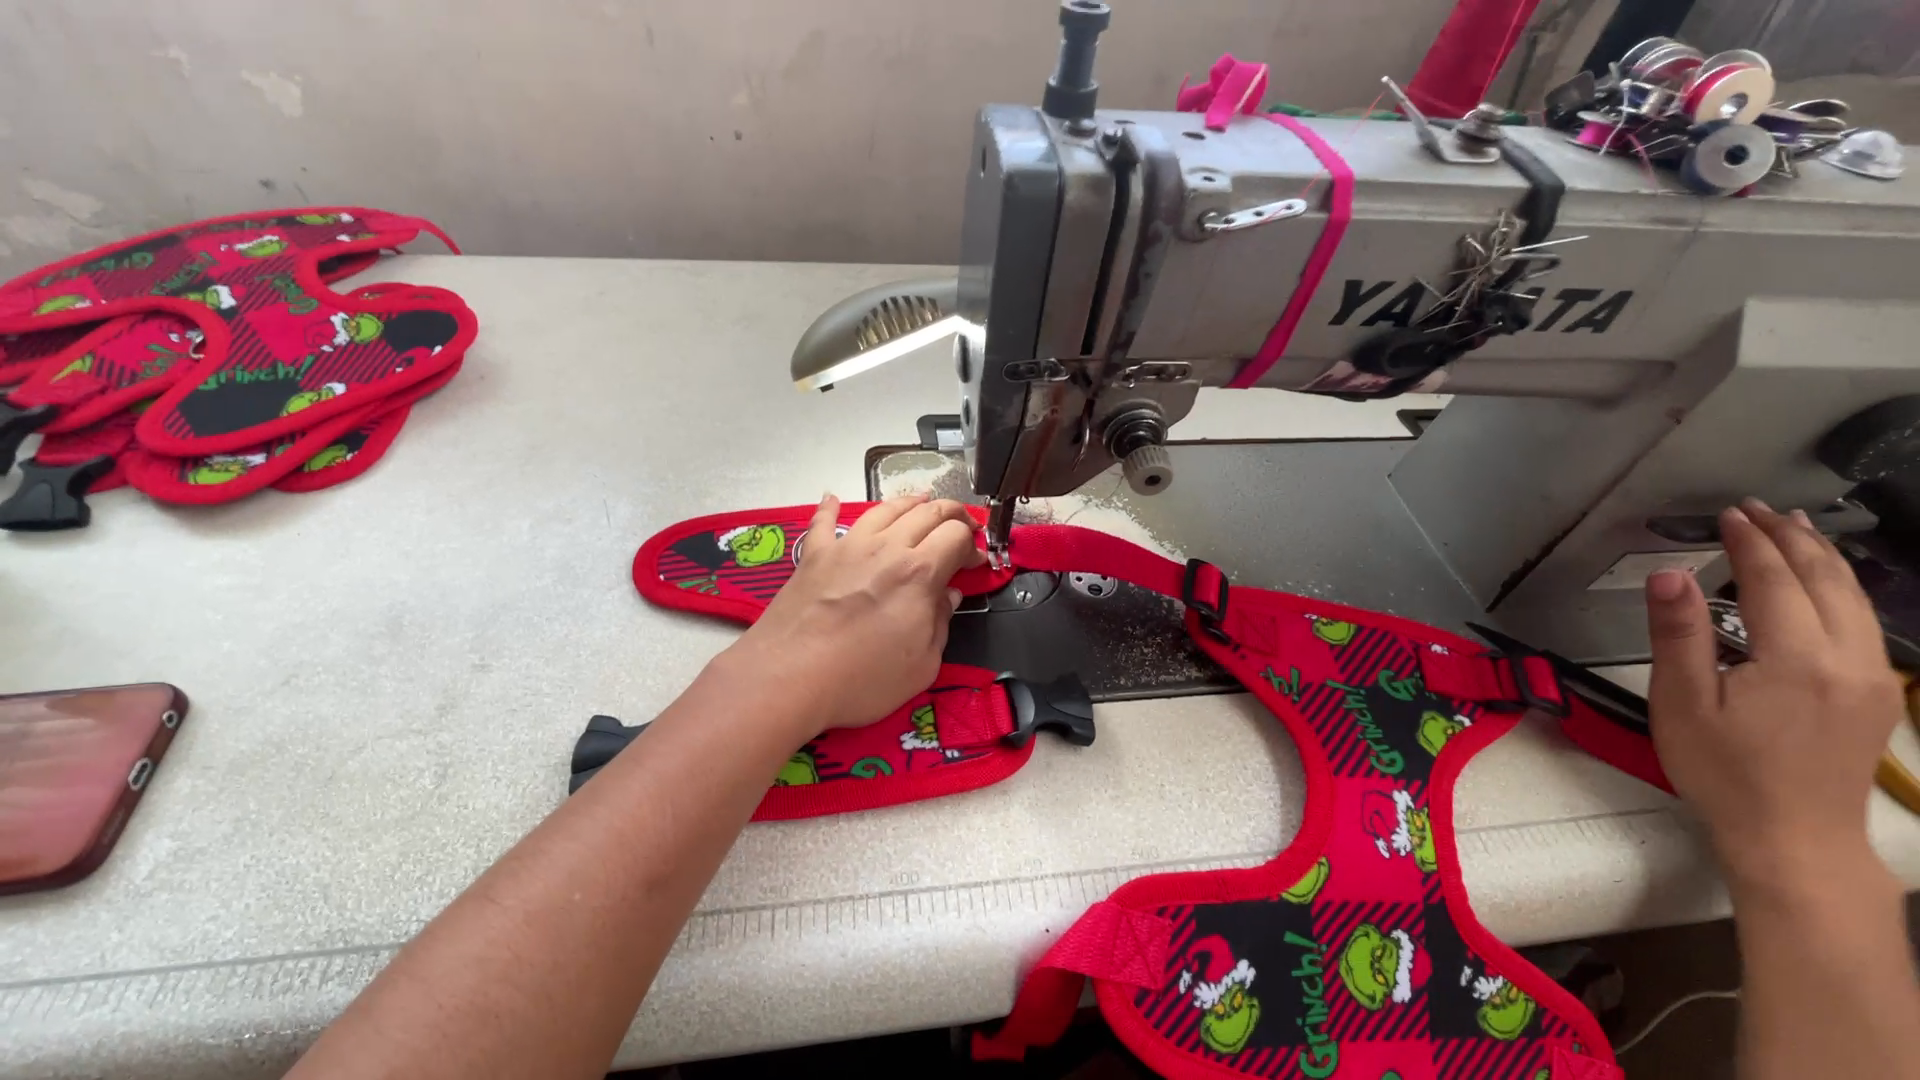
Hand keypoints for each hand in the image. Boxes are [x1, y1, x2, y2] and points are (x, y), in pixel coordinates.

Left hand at [721, 493, 984, 736]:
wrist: (789, 678)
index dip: (973, 545)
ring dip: (908, 502)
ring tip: (920, 502)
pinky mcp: (813, 556)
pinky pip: (824, 522)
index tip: (976, 563)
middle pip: (926, 512)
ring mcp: (847, 547)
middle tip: (962, 525)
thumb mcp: (922, 665)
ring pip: (884, 509)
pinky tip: (832, 498)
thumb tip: (948, 597)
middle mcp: (886, 548)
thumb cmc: (861, 680)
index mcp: (919, 573)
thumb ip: (940, 625)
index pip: (956, 537)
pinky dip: (830, 507)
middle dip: (952, 514)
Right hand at [1643, 499, 1904, 884]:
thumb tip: (1669, 575)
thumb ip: (1679, 635)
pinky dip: (1840, 588)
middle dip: (1791, 539)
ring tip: (1795, 529)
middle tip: (1757, 510)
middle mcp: (1848, 659)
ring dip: (1822, 558)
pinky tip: (1822, 584)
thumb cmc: (1722, 771)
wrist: (1794, 837)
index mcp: (1795, 659)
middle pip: (1826, 581)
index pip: (1774, 581)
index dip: (1749, 544)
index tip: (1727, 515)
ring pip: (1855, 599)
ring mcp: (1872, 677)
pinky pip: (1864, 622)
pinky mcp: (1877, 694)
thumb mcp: (1682, 703)